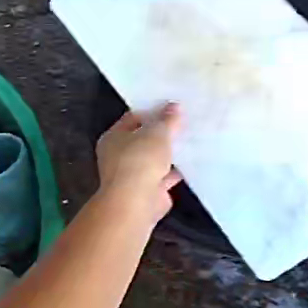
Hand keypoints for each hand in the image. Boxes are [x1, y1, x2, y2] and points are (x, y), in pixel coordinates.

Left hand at [95, 103, 182, 218]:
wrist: (136, 201)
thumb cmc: (140, 160)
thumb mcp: (157, 132)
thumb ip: (167, 120)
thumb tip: (173, 107)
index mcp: (113, 138)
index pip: (132, 118)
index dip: (152, 111)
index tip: (172, 106)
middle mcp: (119, 156)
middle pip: (144, 139)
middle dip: (163, 133)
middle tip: (185, 121)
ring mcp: (134, 175)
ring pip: (155, 159)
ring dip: (170, 153)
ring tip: (192, 139)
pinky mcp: (149, 191)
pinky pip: (165, 176)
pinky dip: (176, 170)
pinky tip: (193, 162)